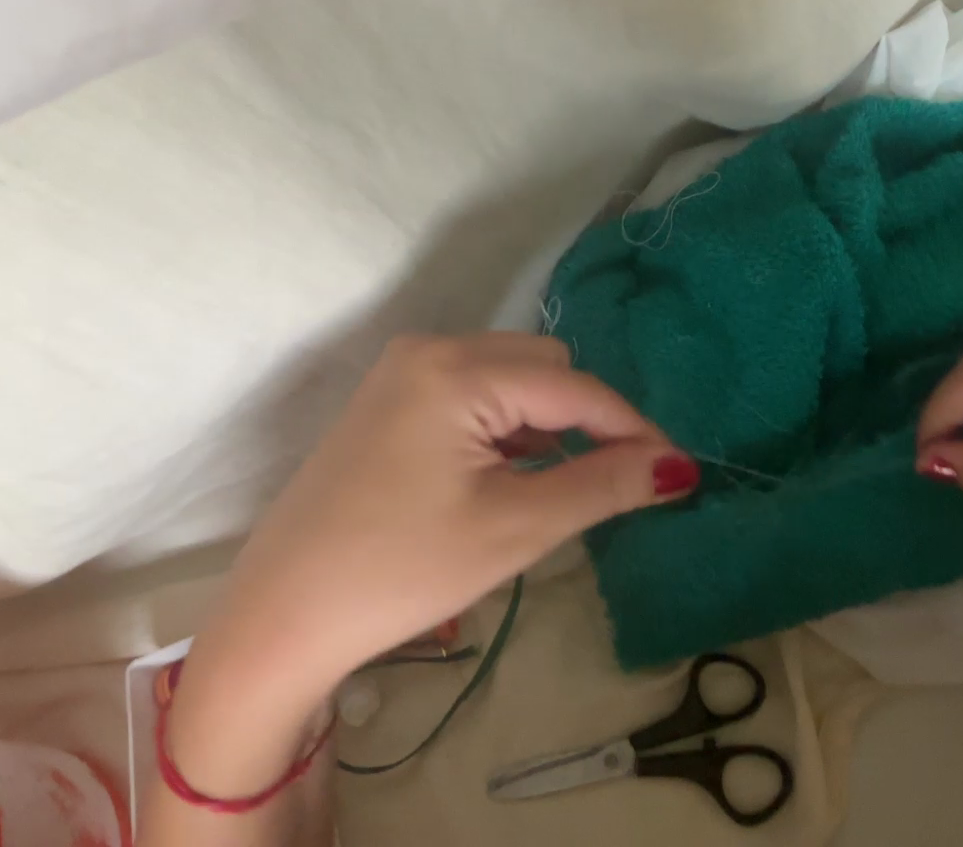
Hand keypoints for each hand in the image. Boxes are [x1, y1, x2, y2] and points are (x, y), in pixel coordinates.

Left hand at [170, 333, 695, 778]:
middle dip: (584, 418)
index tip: (675, 472)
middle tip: (608, 484)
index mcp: (458, 369)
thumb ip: (602, 485)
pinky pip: (471, 393)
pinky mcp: (388, 398)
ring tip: (557, 485)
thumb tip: (677, 467)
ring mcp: (402, 371)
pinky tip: (507, 474)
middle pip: (542, 366)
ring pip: (508, 377)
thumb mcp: (515, 527)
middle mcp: (429, 349)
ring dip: (545, 421)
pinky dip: (505, 425)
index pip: (574, 387)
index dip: (632, 429)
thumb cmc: (402, 570)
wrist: (285, 612)